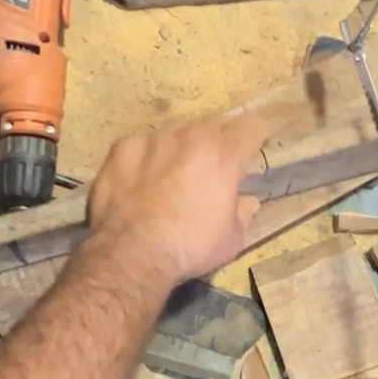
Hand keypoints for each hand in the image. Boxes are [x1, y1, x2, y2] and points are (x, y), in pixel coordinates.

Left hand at [86, 113, 268, 285]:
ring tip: (171, 171)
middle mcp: (190, 137)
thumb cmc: (190, 248)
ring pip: (175, 130)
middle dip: (215, 142)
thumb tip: (247, 202)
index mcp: (224, 156)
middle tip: (209, 167)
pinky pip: (140, 144)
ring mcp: (154, 139)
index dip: (255, 135)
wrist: (133, 253)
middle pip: (212, 124)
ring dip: (179, 146)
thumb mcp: (230, 239)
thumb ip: (242, 214)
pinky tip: (138, 179)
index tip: (251, 146)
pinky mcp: (122, 148)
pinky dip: (144, 157)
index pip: (251, 126)